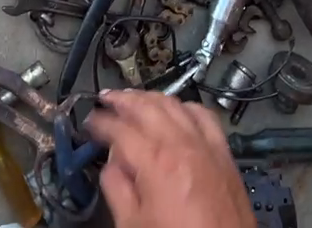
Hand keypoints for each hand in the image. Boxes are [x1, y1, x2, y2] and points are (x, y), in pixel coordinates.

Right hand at [87, 90, 253, 227]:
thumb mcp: (132, 226)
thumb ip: (116, 189)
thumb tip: (111, 164)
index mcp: (155, 161)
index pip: (119, 128)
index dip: (100, 122)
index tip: (89, 123)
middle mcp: (180, 143)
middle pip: (145, 106)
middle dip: (121, 100)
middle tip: (105, 100)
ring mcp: (205, 144)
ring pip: (173, 103)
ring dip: (149, 97)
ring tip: (134, 99)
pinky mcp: (223, 152)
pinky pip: (203, 115)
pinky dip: (185, 106)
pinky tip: (176, 110)